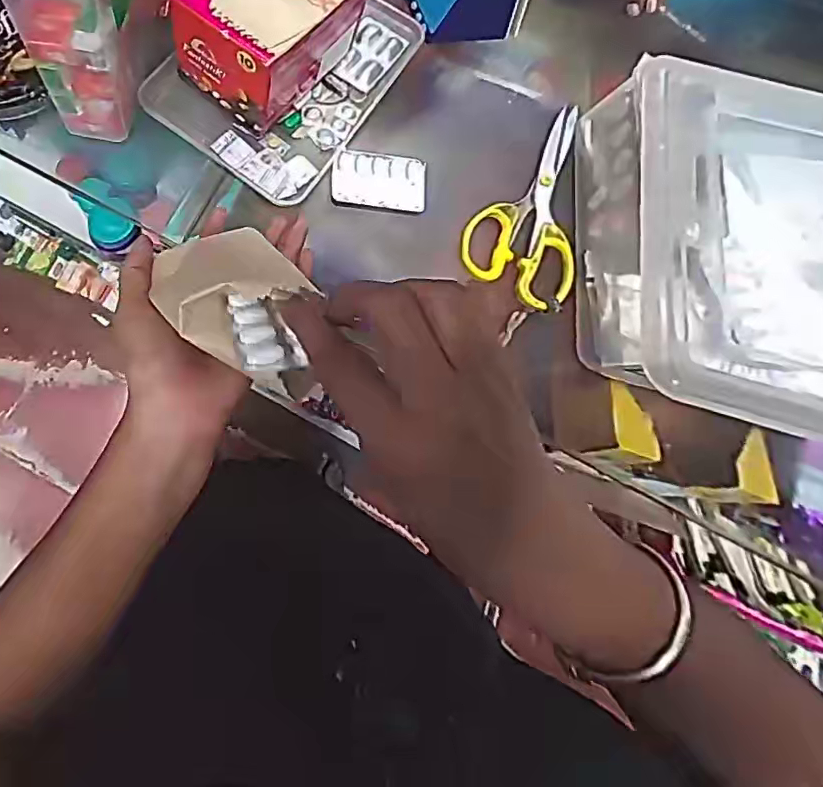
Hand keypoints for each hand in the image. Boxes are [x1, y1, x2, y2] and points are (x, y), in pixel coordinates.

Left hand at [113, 212, 310, 448]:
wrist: (175, 406)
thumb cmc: (149, 358)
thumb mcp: (131, 312)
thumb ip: (136, 276)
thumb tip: (142, 241)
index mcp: (184, 297)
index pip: (204, 257)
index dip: (214, 234)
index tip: (225, 212)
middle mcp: (215, 304)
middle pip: (243, 263)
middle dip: (263, 238)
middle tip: (283, 216)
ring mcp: (241, 320)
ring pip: (266, 279)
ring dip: (285, 252)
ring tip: (301, 226)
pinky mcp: (261, 337)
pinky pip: (281, 307)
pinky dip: (297, 283)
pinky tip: (309, 259)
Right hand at [282, 281, 592, 593]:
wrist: (528, 531)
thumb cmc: (443, 514)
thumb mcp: (380, 473)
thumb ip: (353, 409)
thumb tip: (327, 351)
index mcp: (397, 436)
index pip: (344, 364)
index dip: (312, 326)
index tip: (294, 307)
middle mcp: (439, 394)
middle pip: (392, 311)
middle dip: (354, 296)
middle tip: (338, 309)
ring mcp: (479, 372)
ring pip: (436, 296)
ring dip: (398, 290)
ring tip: (381, 306)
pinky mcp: (505, 363)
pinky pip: (470, 307)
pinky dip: (437, 298)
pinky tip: (422, 312)